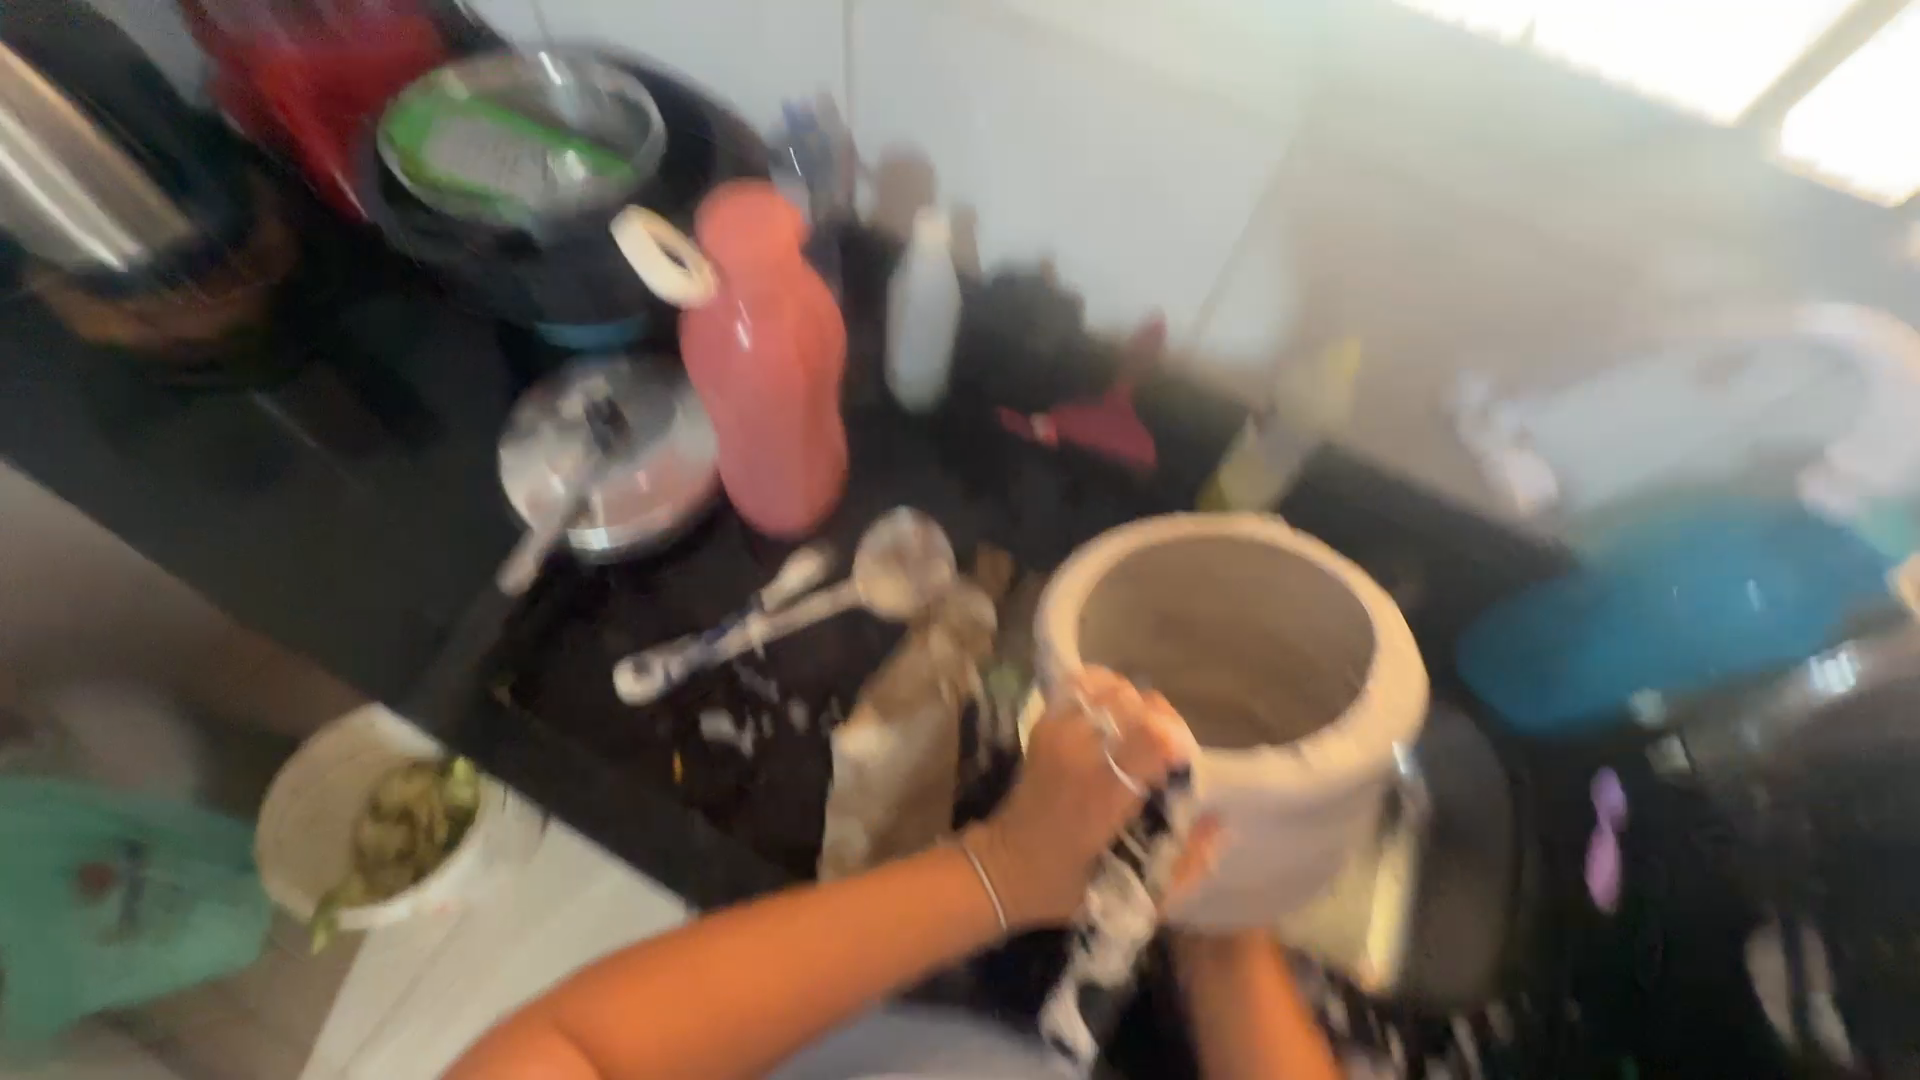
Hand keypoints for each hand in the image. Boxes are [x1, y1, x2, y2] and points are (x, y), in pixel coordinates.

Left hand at [966, 667, 1200, 928]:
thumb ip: (1187, 863)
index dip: (1176, 740)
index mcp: (1104, 797)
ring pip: (1110, 688)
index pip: (1152, 737)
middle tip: (1160, 749)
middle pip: (1135, 704)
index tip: (1180, 762)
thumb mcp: (1138, 895)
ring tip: (1134, 731)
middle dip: (1159, 720)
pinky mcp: (1043, 726)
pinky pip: (1079, 686)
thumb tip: (1220, 822)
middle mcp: (1080, 755)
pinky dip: (1101, 689)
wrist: (1003, 867)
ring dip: (1132, 704)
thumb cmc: (1070, 887)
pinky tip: (1109, 713)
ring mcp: (1057, 734)